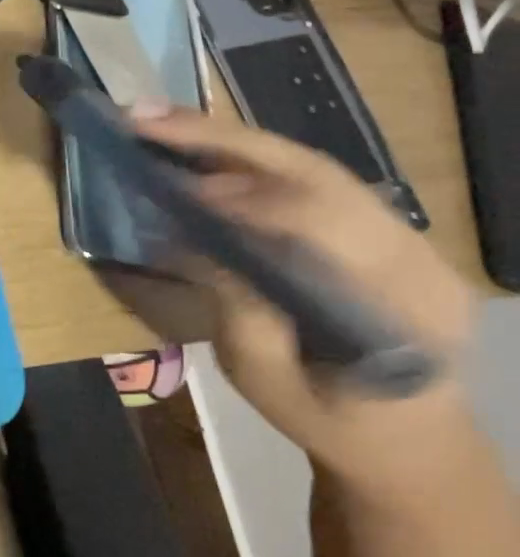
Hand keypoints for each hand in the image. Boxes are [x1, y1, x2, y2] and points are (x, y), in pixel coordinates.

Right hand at [131, 103, 481, 492]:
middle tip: (142, 119)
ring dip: (225, 139)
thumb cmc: (328, 418)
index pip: (330, 228)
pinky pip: (305, 177)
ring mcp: (402, 235)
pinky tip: (191, 144)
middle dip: (224, 142)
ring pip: (308, 166)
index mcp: (403, 306)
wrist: (400, 437)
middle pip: (317, 176)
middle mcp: (415, 256)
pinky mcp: (376, 224)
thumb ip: (240, 313)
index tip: (178, 187)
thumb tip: (193, 243)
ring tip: (153, 121)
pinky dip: (242, 156)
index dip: (250, 200)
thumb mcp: (268, 379)